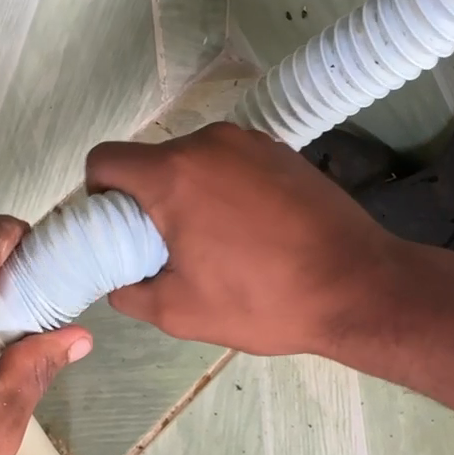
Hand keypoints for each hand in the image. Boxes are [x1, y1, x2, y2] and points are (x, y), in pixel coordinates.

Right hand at [85, 121, 404, 356]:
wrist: (357, 286)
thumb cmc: (263, 301)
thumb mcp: (179, 312)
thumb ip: (129, 291)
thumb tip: (117, 279)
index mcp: (174, 175)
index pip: (104, 160)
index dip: (96, 195)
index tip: (116, 230)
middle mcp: (208, 143)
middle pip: (150, 161)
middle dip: (145, 201)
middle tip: (168, 249)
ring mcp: (250, 142)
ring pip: (192, 161)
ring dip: (187, 194)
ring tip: (215, 242)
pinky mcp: (282, 150)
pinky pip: (230, 163)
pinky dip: (224, 189)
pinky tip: (250, 230)